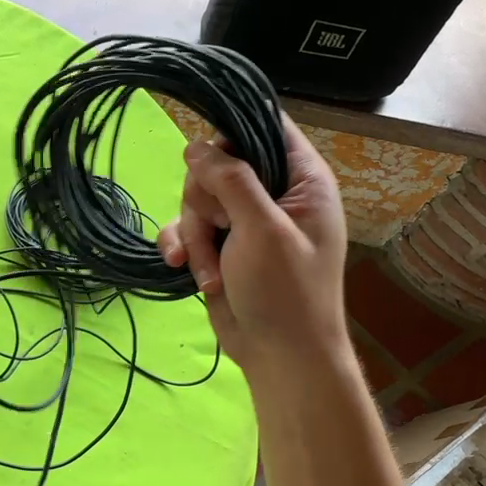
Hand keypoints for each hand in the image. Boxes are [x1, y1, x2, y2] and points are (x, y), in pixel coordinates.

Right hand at [157, 116, 350, 374]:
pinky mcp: (222, 245)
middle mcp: (275, 195)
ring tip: (209, 269)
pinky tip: (182, 266)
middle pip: (219, 164)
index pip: (267, 128)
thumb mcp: (261, 229)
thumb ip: (230, 180)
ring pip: (198, 198)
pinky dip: (184, 246)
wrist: (280, 357)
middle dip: (205, 200)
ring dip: (195, 233)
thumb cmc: (286, 292)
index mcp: (303, 181)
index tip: (209, 155)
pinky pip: (189, 227)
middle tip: (217, 228)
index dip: (234, 133)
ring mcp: (246, 221)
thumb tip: (195, 146)